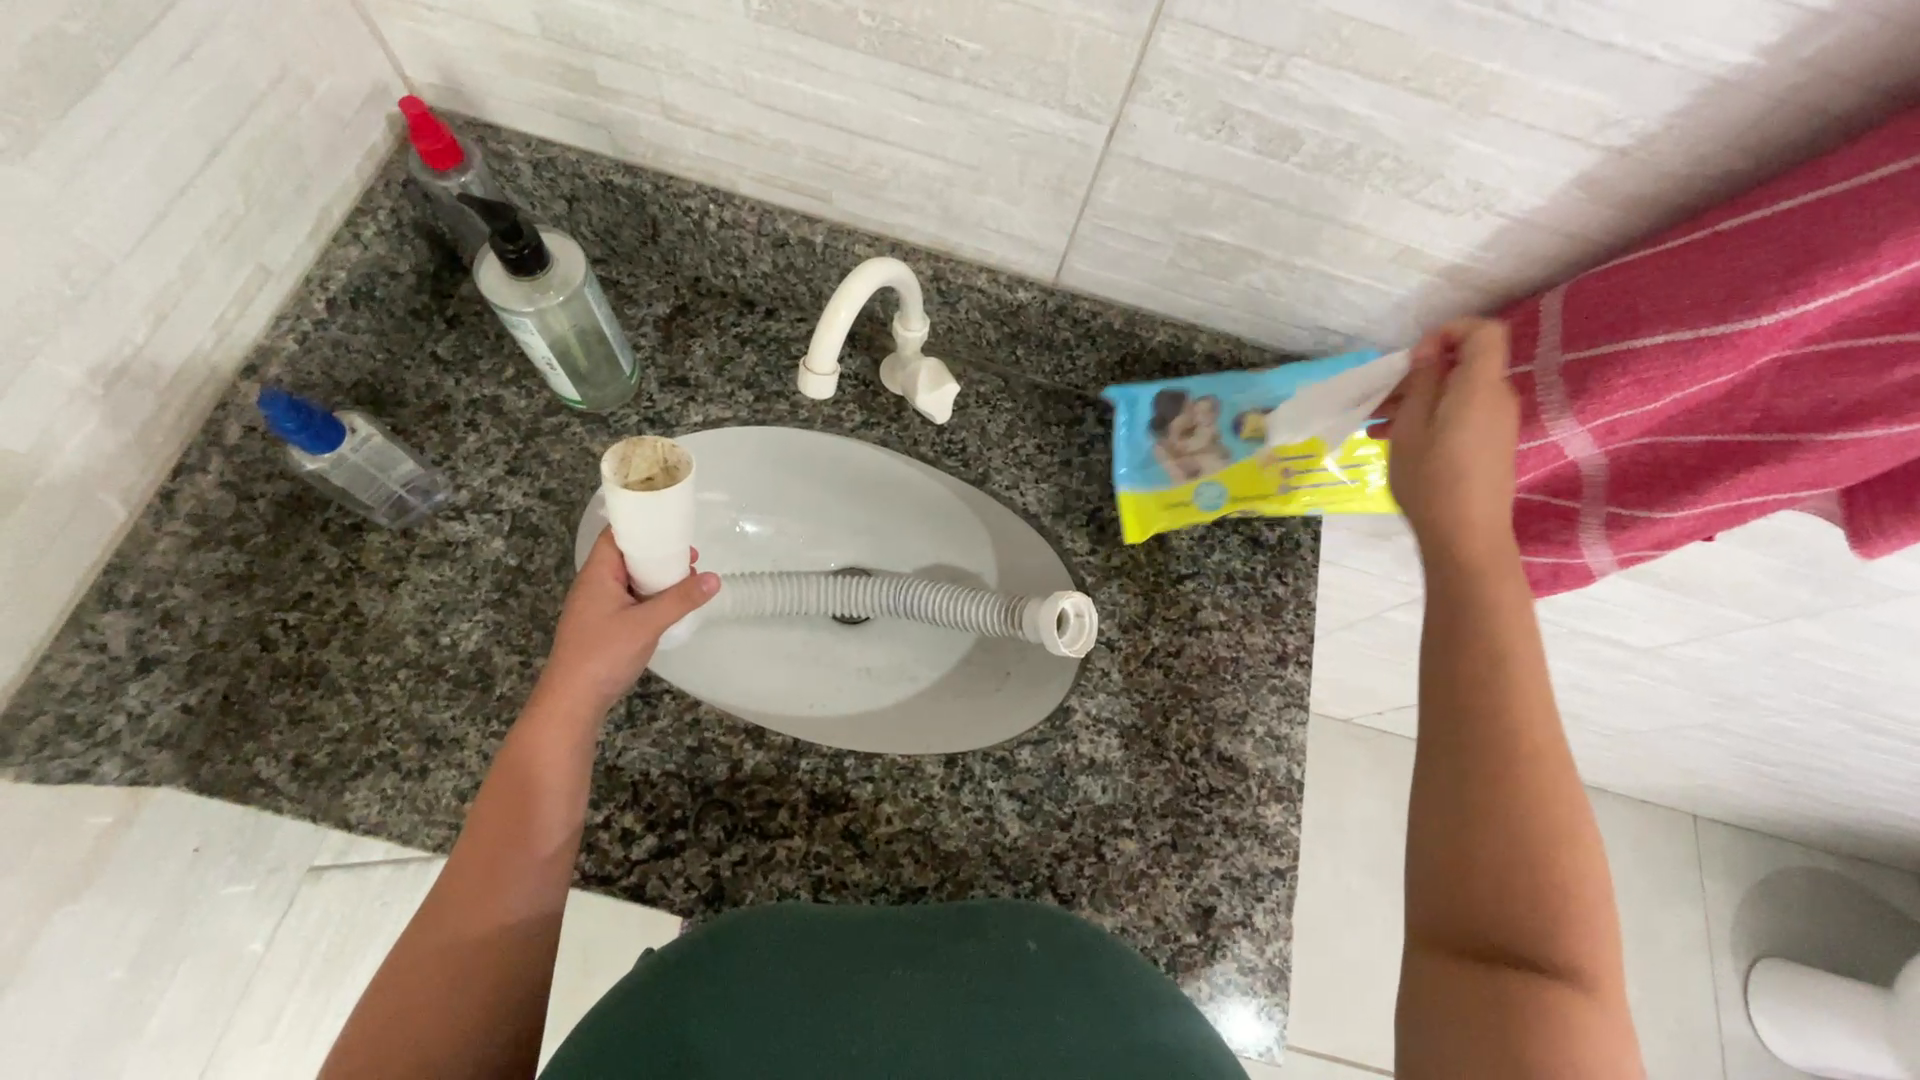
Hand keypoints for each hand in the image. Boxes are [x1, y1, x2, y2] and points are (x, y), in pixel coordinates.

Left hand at [534, 529, 718, 717]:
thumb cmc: (603, 654)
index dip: (642, 526)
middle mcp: (594, 585)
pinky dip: (650, 597)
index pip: (616, 535)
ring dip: (656, 578)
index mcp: (598, 574)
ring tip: (687, 581)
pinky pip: (629, 600)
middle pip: (626, 556)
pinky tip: (670, 607)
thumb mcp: (647, 624)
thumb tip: (713, 578)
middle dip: (657, 555)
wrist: (572, 700)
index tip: (673, 526)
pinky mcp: (603, 625)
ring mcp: (597, 606)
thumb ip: (681, 600)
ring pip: (629, 580)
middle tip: (689, 557)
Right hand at [1384, 318, 1520, 564]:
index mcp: (1479, 387)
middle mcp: (1497, 398)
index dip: (1451, 331)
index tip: (1414, 356)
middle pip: (1465, 365)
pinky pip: (1461, 414)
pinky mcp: (1491, 444)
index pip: (1484, 332)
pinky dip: (1431, 416)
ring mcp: (1497, 423)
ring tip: (1377, 423)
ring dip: (1419, 398)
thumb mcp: (1412, 427)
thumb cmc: (1431, 479)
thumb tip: (1430, 350)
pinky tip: (1395, 440)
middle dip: (1421, 372)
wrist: (1466, 536)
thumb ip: (1423, 382)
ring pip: (1457, 392)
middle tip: (1380, 397)